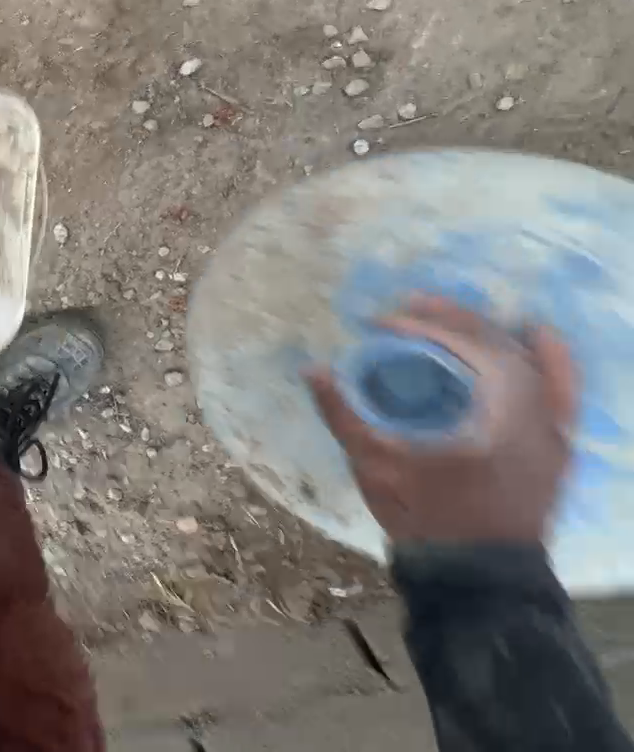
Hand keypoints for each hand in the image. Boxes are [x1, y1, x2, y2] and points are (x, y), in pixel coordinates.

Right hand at [307, 296, 578, 545]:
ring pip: (538, 363)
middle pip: (504, 349)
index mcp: (498, 420)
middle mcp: (537, 419)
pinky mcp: (553, 444)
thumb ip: (343, 413)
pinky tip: (532, 336)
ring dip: (492, 332)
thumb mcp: (373, 463)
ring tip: (453, 314)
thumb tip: (312, 369)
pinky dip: (549, 358)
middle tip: (409, 305)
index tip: (382, 323)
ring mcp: (552, 432)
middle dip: (454, 320)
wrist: (476, 569)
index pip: (473, 351)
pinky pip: (563, 389)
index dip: (427, 327)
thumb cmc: (424, 512)